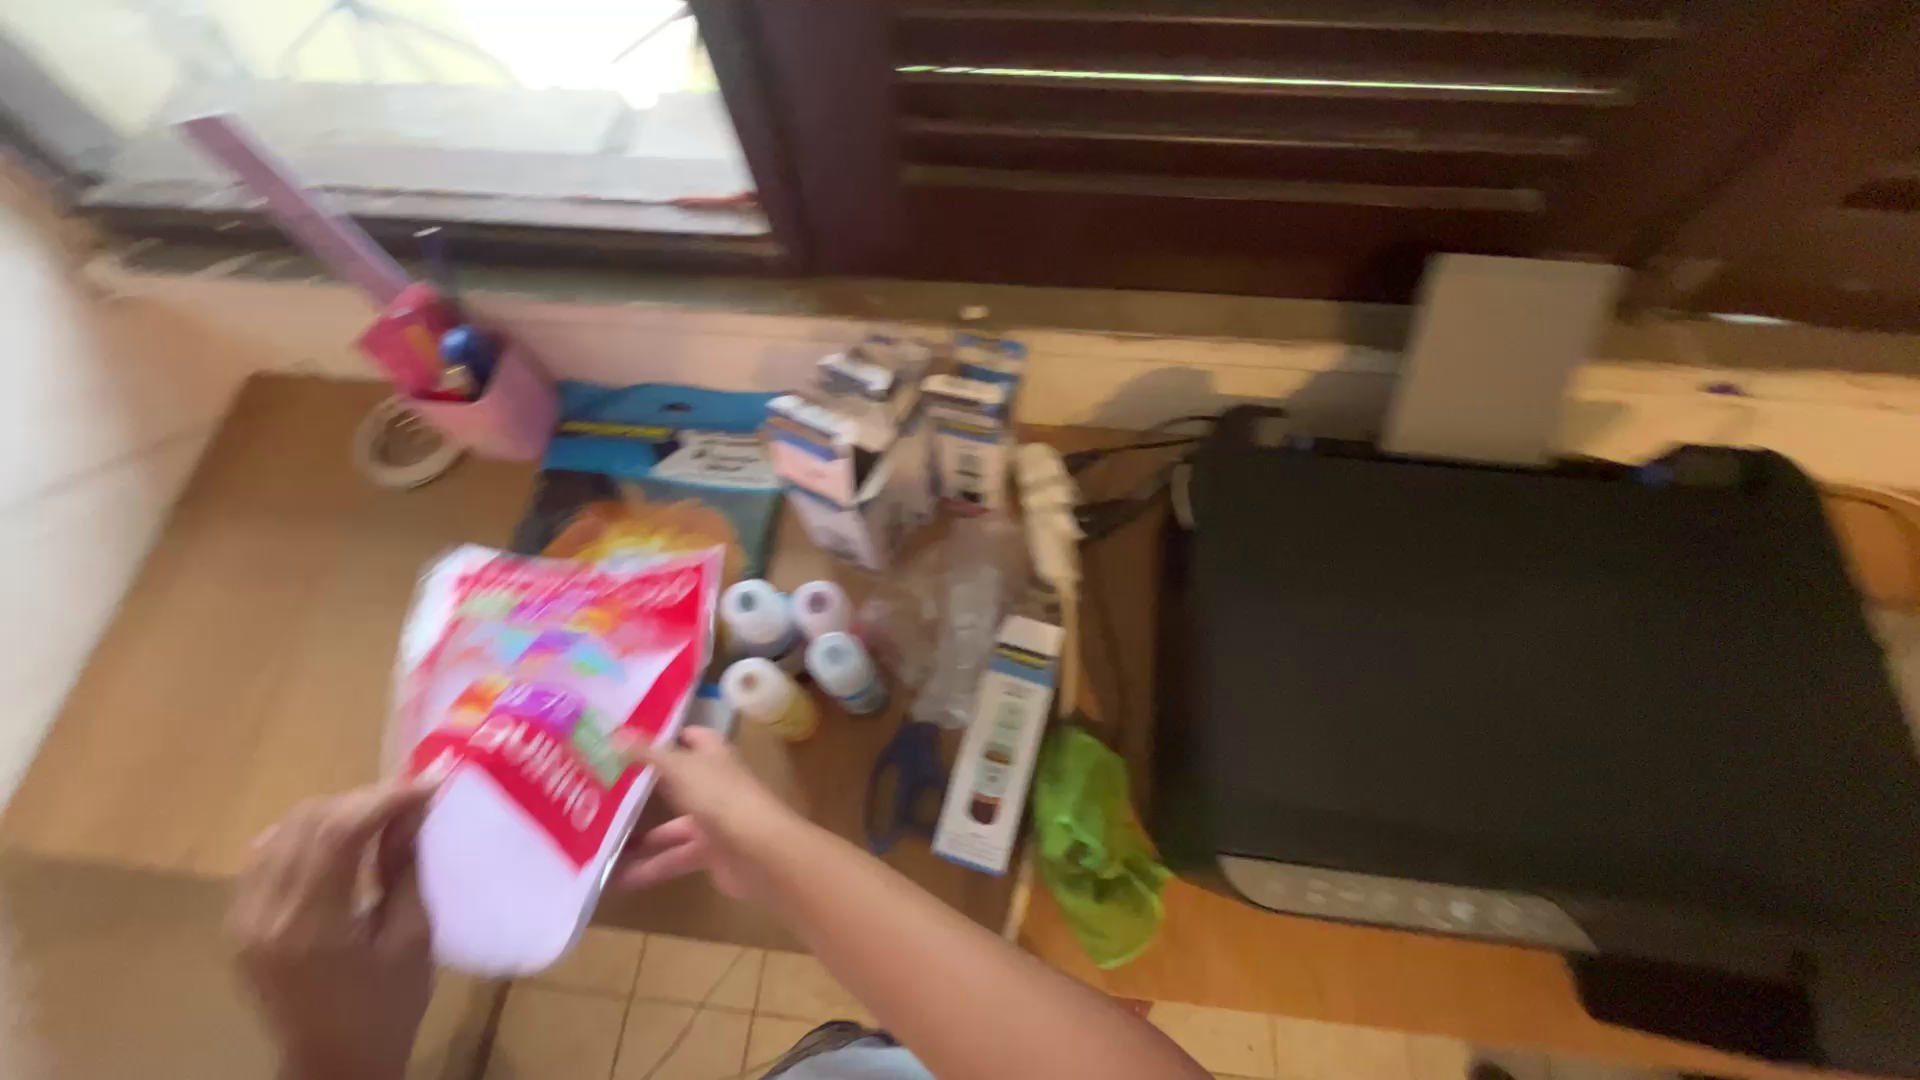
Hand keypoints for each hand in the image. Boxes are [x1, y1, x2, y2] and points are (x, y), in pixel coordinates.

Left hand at [229, 780, 438, 1079]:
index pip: (340, 833)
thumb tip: (415, 807)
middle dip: (366, 799)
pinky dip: (308, 834)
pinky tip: (343, 840)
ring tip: (384, 814)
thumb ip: (405, 866)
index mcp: (312, 926)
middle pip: (309, 823)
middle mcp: (265, 917)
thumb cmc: (389, 1004)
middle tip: (414, 798)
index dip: (388, 797)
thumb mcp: (412, 934)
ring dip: (338, 811)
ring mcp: (244, 920)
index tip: (433, 783)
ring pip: (284, 831)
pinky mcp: (240, 923)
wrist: (335, 1062)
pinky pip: (267, 855)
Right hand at [613, 727, 802, 902]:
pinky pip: (672, 859)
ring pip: (670, 828)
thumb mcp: (681, 768)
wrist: (759, 852)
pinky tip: (614, 880)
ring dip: (638, 839)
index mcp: (714, 756)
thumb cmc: (721, 797)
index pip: (692, 737)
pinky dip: (647, 869)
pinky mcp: (710, 854)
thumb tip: (614, 732)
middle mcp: (715, 784)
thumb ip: (648, 754)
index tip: (629, 740)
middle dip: (643, 790)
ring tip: (597, 846)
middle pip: (677, 783)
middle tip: (600, 794)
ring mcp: (714, 820)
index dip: (667, 736)